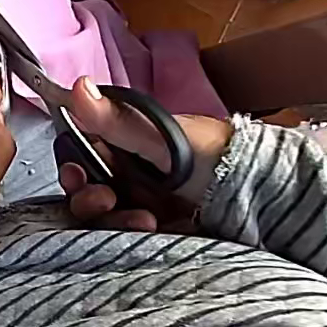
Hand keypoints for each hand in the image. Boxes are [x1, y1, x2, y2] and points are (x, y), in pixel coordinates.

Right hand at [59, 78, 232, 230]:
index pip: (80, 162)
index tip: (76, 175)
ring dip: (114, 221)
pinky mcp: (153, 230)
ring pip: (104, 221)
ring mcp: (138, 205)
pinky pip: (127, 239)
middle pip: (86, 196)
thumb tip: (77, 87)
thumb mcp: (158, 136)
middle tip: (106, 200)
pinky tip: (154, 229)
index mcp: (121, 149)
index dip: (72, 172)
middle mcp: (125, 178)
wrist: (254, 186)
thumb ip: (115, 119)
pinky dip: (133, 236)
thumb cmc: (209, 151)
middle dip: (89, 201)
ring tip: (144, 220)